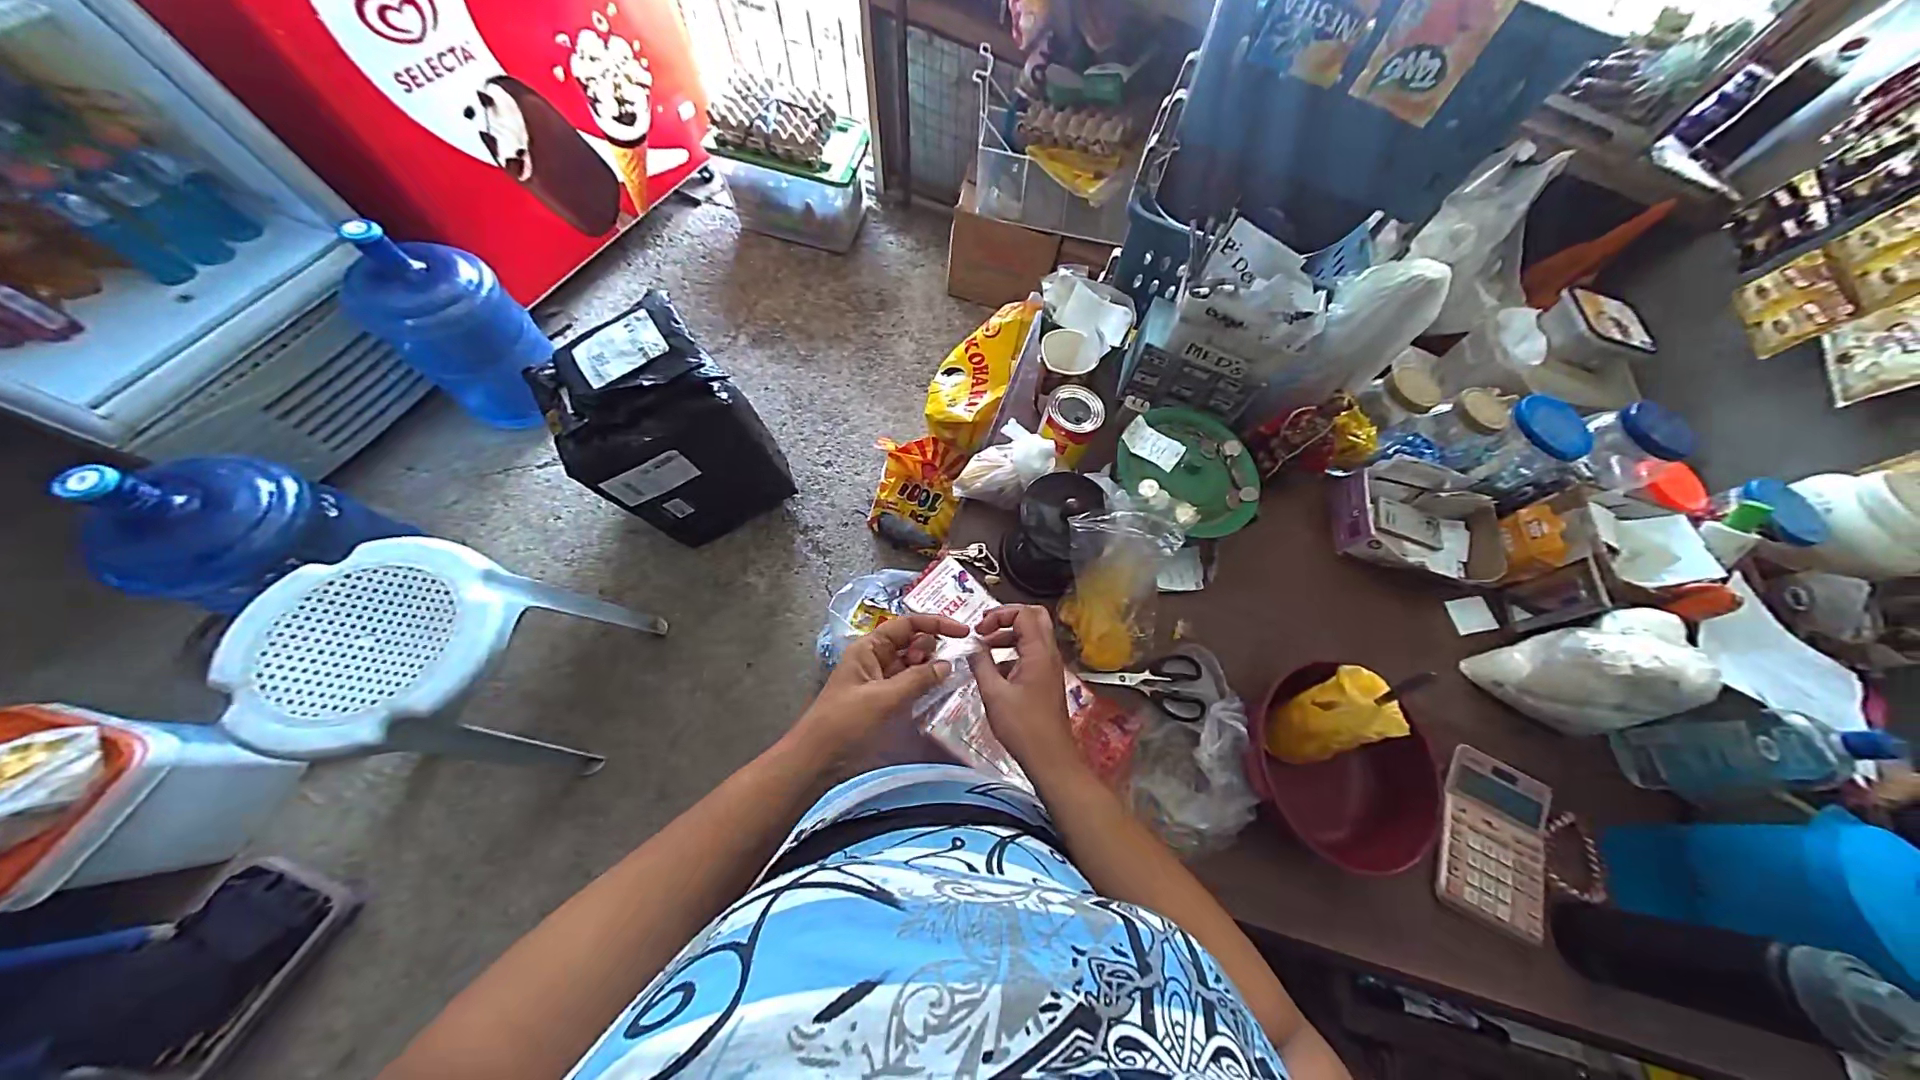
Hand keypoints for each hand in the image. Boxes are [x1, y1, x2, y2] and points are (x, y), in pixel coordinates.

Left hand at [790, 613, 968, 769]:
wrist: (818, 761)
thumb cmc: (845, 723)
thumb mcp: (884, 698)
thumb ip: (918, 679)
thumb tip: (947, 665)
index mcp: (869, 648)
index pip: (907, 624)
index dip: (936, 623)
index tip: (963, 632)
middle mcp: (876, 659)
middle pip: (913, 643)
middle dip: (933, 649)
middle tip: (948, 667)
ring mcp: (881, 682)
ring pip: (914, 666)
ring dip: (932, 670)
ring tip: (949, 681)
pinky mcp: (885, 702)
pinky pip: (910, 687)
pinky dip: (925, 688)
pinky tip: (940, 695)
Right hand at [968, 605, 1077, 775]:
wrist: (1050, 757)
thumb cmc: (1022, 726)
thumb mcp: (993, 693)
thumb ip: (981, 664)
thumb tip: (972, 647)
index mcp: (1039, 652)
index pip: (1024, 613)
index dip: (999, 615)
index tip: (980, 630)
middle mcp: (1049, 654)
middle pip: (1034, 617)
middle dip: (1007, 618)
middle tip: (985, 629)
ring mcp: (1050, 666)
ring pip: (1033, 636)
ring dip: (1009, 636)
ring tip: (984, 649)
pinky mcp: (1046, 679)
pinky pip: (1031, 654)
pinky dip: (1013, 653)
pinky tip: (995, 671)